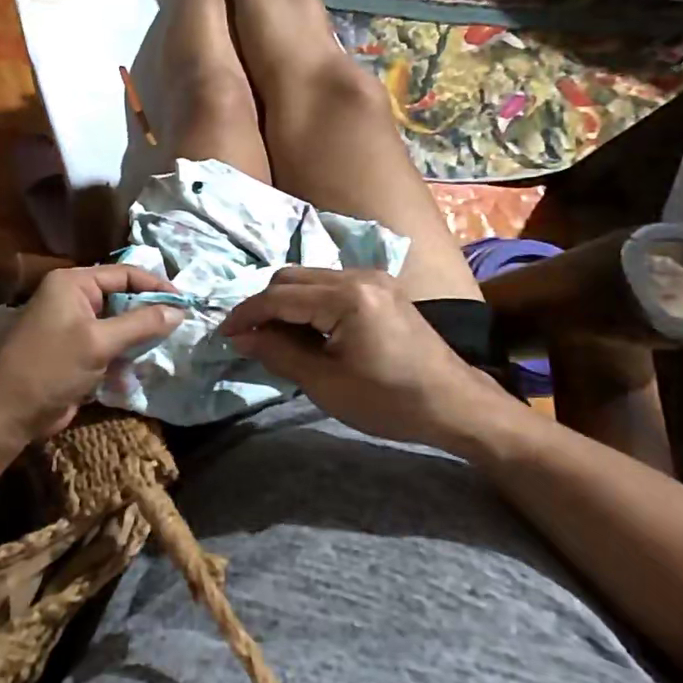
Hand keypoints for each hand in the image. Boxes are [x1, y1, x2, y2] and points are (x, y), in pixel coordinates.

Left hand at [0, 265, 183, 450]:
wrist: (13, 411)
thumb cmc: (53, 366)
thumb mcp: (100, 342)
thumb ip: (141, 323)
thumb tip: (178, 310)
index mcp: (72, 283)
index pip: (123, 273)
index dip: (155, 286)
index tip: (185, 303)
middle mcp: (71, 297)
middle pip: (121, 297)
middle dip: (148, 314)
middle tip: (180, 327)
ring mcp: (72, 325)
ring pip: (117, 324)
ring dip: (137, 339)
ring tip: (163, 350)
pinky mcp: (75, 351)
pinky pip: (108, 345)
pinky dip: (123, 355)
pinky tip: (137, 370)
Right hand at [219, 266, 508, 447]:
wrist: (457, 406)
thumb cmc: (390, 401)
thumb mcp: (325, 383)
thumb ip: (277, 352)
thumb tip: (239, 336)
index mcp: (347, 298)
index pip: (278, 296)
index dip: (246, 315)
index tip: (225, 335)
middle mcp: (359, 276)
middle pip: (289, 278)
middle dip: (263, 306)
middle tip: (250, 339)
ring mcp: (373, 279)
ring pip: (306, 279)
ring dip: (283, 304)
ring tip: (275, 337)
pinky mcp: (380, 288)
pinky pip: (327, 285)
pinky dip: (306, 304)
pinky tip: (305, 331)